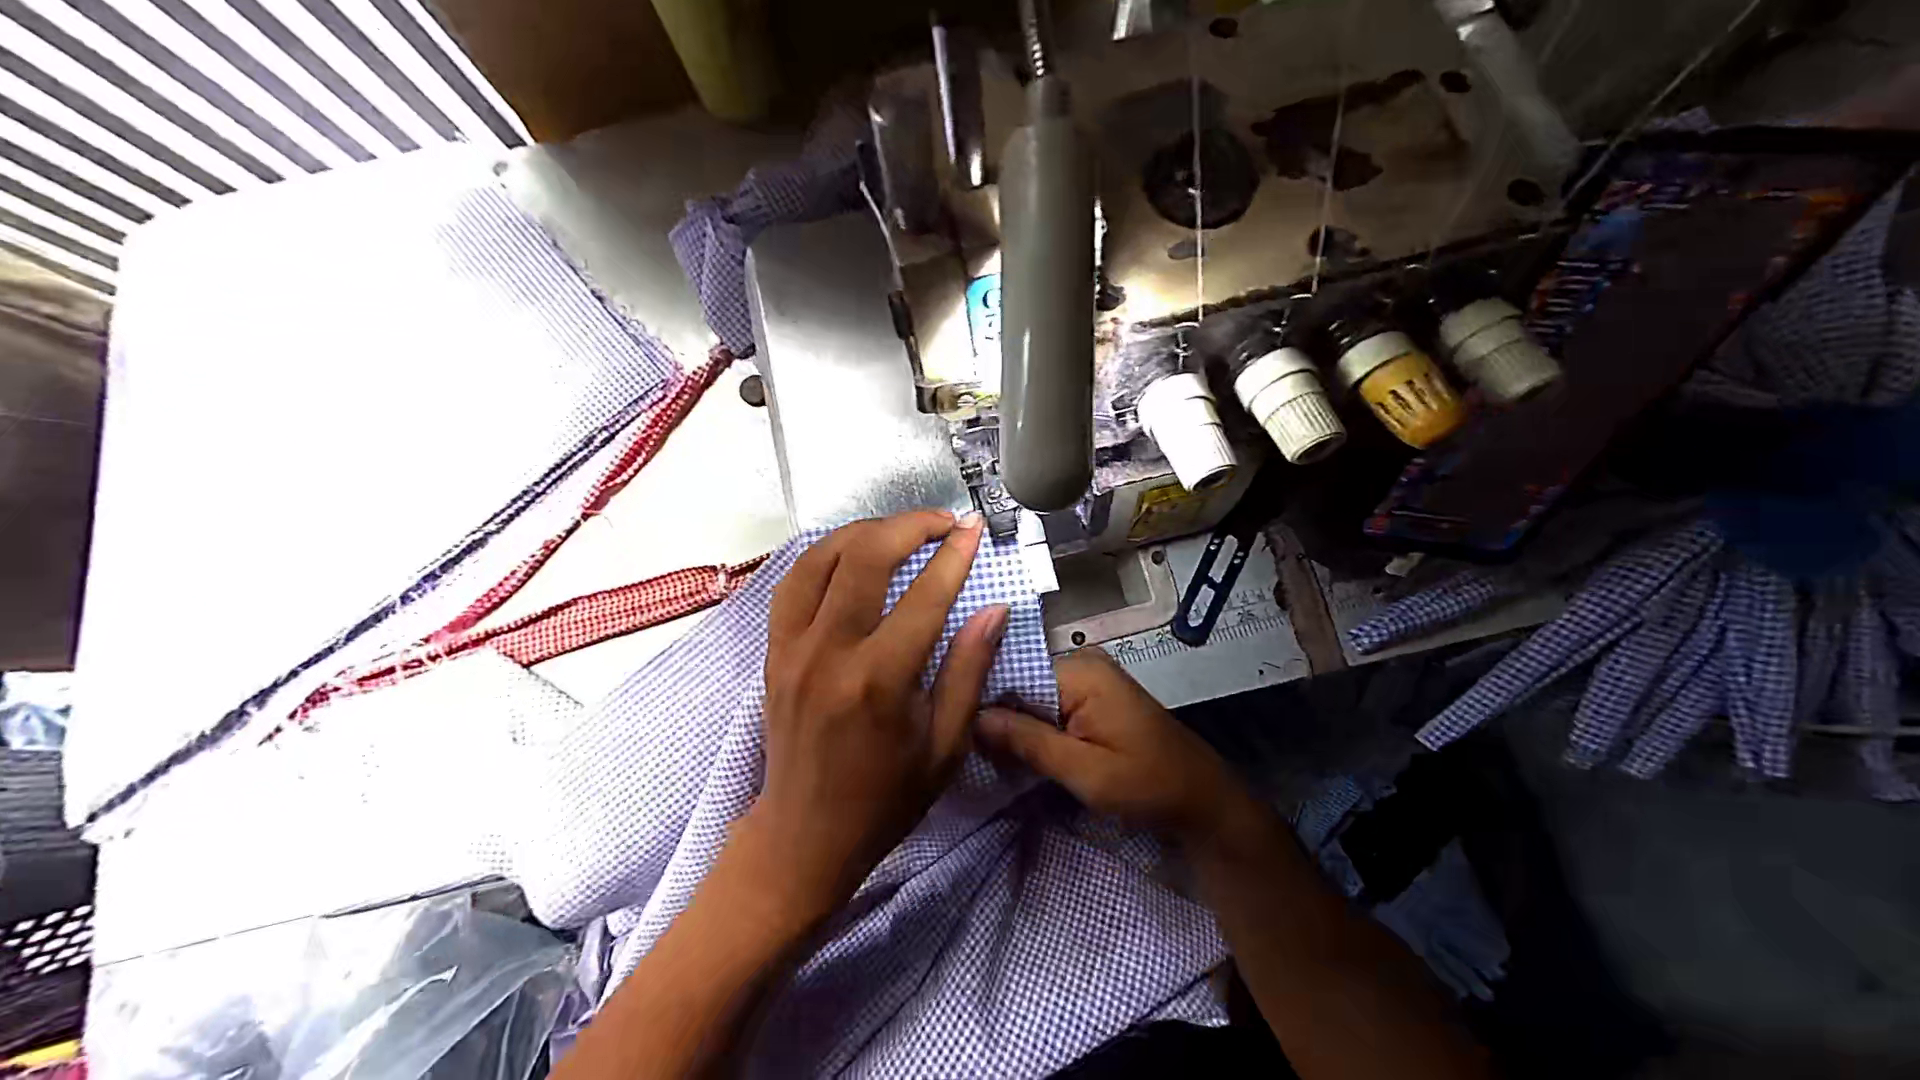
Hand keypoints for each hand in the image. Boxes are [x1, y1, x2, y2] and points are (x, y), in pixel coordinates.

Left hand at [739, 510, 1008, 919]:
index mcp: (879, 682)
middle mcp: (829, 654)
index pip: (923, 596)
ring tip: (900, 531)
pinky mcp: (772, 652)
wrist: (803, 836)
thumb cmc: (884, 798)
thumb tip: (993, 610)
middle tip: (941, 522)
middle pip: (865, 558)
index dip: (954, 555)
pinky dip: (824, 556)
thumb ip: (968, 671)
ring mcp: (791, 649)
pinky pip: (792, 583)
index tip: (973, 529)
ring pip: (819, 558)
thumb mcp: (944, 745)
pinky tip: (850, 554)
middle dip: (909, 526)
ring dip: (863, 532)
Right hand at [975, 648, 1255, 840]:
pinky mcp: (1092, 695)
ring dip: (1015, 726)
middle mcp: (1081, 661)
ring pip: (1030, 696)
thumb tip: (971, 717)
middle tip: (973, 752)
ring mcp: (1088, 676)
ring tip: (989, 754)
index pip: (1011, 675)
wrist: (1202, 799)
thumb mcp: (1085, 772)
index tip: (959, 735)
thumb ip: (1029, 742)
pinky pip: (1048, 704)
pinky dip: (1035, 728)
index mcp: (1079, 670)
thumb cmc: (1148, 786)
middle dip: (998, 717)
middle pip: (1019, 683)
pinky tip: (1019, 750)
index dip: (983, 705)